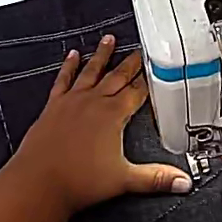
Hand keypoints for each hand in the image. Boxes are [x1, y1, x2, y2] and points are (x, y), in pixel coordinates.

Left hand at [6, 35, 191, 216]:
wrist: (38, 183)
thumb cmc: (78, 181)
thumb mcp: (124, 179)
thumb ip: (155, 178)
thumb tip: (183, 183)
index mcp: (113, 115)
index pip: (137, 92)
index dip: (148, 80)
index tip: (157, 70)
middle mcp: (93, 102)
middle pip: (117, 76)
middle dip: (131, 63)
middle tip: (139, 50)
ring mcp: (72, 101)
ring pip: (92, 71)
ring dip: (102, 55)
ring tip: (108, 39)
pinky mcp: (53, 106)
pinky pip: (64, 79)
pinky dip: (69, 66)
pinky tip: (72, 56)